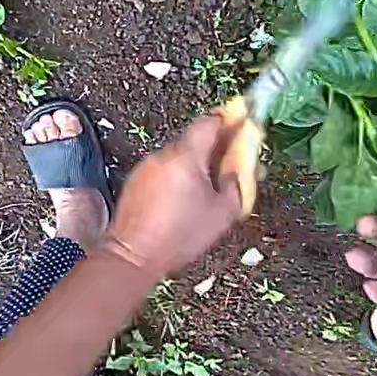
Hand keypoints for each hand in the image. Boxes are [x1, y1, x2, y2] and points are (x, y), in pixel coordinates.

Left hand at [100, 115, 244, 281]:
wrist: (135, 255)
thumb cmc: (180, 235)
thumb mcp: (223, 212)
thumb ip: (236, 183)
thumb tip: (241, 167)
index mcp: (187, 156)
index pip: (209, 122)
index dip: (228, 120)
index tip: (241, 122)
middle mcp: (164, 155)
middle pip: (194, 140)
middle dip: (213, 148)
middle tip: (229, 163)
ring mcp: (147, 167)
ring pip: (178, 156)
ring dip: (193, 165)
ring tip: (205, 189)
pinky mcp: (136, 181)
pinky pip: (163, 170)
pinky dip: (176, 177)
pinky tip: (183, 199)